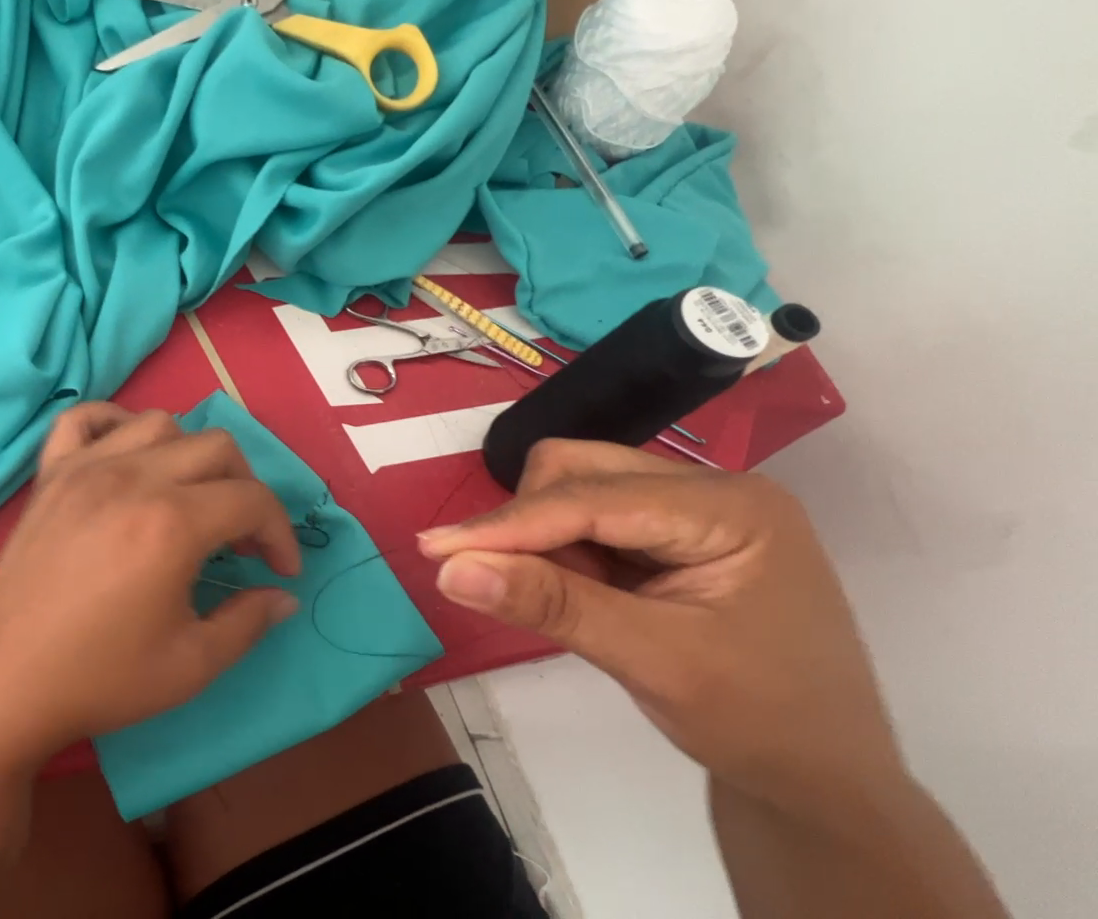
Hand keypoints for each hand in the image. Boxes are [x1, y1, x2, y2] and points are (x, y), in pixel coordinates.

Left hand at [0, 403, 302, 764]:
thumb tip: (283, 597)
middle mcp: (132, 478)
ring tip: (188, 499)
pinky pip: (84, 419)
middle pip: (215, 447)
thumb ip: (248, 623)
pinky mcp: (48, 476)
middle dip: (245, 489)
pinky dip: (114, 424)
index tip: (280, 570)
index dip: (280, 533)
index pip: (252, 499)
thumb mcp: (191, 665)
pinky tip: (125, 458)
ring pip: (158, 423)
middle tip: (240, 539)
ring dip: (189, 454)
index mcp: (173, 523)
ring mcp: (84, 469)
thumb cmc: (100, 679)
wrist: (3, 684)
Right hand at [419, 440, 904, 815]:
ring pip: (577, 491)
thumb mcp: (653, 662)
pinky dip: (565, 554)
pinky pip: (591, 523)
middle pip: (581, 471)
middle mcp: (711, 490)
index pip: (593, 497)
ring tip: (566, 602)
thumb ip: (551, 606)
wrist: (820, 780)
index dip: (509, 524)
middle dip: (530, 523)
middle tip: (504, 583)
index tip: (433, 550)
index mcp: (731, 507)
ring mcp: (692, 512)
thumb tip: (449, 571)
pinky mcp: (672, 538)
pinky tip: (581, 597)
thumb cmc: (758, 721)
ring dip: (546, 540)